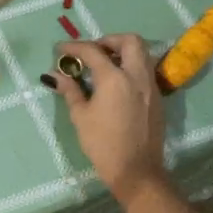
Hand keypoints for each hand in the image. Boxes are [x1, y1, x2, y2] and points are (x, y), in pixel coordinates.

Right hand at [51, 34, 167, 204]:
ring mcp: (151, 87)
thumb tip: (54, 75)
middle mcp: (136, 76)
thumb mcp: (80, 116)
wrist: (137, 172)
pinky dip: (131, 67)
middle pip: (129, 41)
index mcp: (115, 78)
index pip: (92, 51)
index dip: (73, 47)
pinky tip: (116, 83)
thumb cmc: (103, 144)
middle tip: (92, 52)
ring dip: (123, 52)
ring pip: (142, 54)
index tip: (60, 49)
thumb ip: (70, 90)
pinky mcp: (158, 98)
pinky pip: (146, 71)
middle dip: (109, 40)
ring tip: (104, 65)